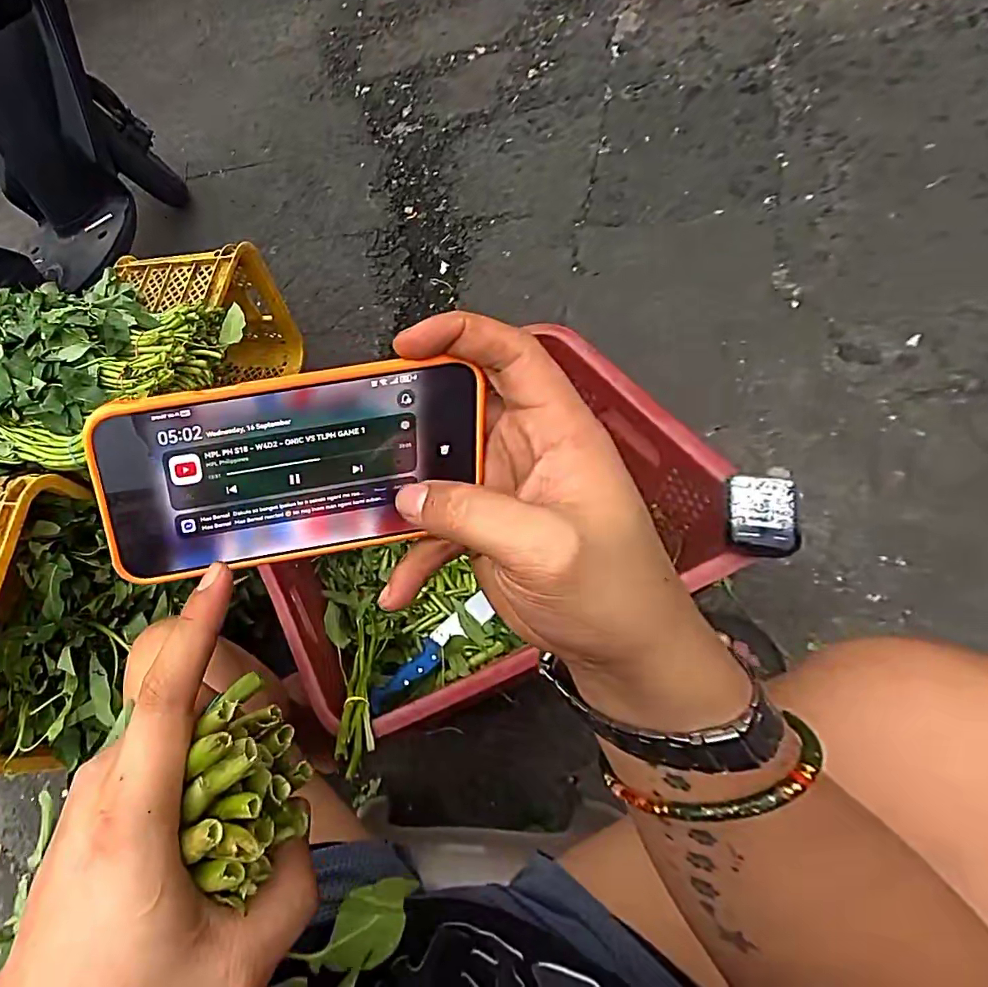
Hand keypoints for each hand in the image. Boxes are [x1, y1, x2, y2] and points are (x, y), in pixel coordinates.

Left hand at [0, 564, 316, 986]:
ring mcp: (88, 793)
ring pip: (165, 744)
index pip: (167, 693)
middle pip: (178, 717)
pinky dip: (184, 781)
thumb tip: (297, 826)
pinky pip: (147, 768)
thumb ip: (288, 887)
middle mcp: (103, 783)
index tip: (220, 574)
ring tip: (229, 835)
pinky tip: (196, 843)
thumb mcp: (233, 961)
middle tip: (267, 785)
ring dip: (209, 764)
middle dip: (231, 727)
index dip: (197, 626)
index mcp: (133, 811)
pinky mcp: (86, 807)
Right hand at [381, 312, 749, 729]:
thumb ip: (473, 514)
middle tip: (369, 413)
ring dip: (402, 481)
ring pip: (437, 462)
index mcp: (557, 431)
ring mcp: (497, 486)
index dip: (462, 333)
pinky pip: (434, 523)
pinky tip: (396, 589)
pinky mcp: (480, 525)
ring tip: (364, 495)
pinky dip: (411, 552)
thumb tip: (407, 495)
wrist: (623, 653)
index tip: (407, 342)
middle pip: (462, 402)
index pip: (514, 355)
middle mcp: (524, 448)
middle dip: (414, 404)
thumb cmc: (611, 592)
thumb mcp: (546, 548)